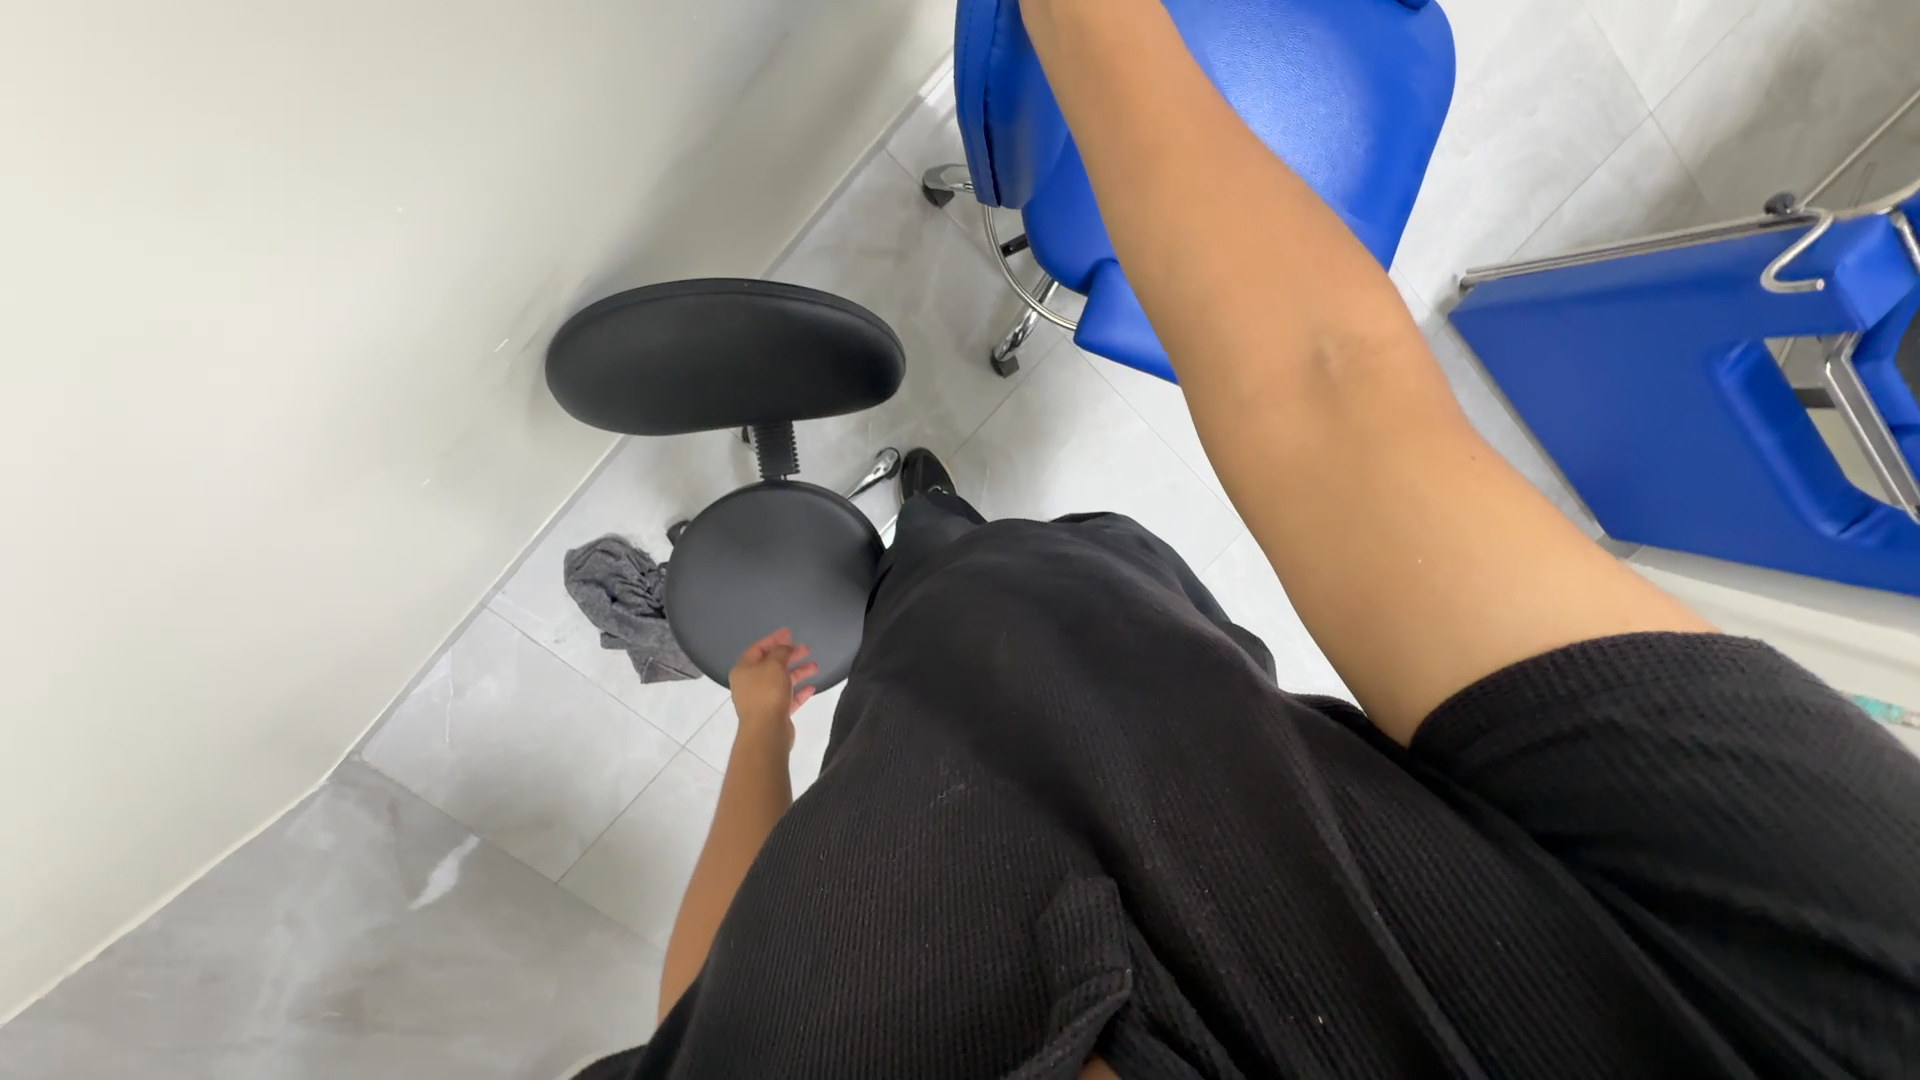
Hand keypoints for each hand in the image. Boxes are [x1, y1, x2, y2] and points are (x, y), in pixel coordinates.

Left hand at [728, 629, 818, 746]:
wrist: (766, 730)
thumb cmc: (767, 692)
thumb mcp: (774, 665)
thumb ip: (781, 652)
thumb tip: (785, 648)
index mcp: (744, 669)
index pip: (759, 648)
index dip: (774, 639)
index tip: (790, 632)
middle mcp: (750, 683)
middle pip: (771, 664)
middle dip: (789, 655)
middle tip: (806, 648)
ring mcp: (761, 699)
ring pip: (781, 681)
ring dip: (797, 672)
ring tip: (815, 666)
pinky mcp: (773, 713)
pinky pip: (787, 697)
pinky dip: (799, 691)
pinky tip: (812, 687)